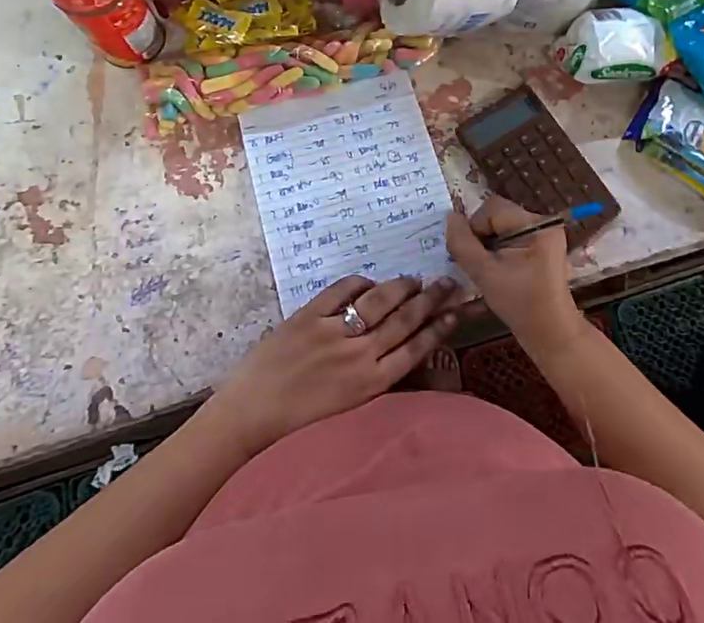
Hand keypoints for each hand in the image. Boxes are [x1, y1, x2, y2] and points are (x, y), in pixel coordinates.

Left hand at [207, 275, 458, 454]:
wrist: (248, 417)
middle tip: (447, 283)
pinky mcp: (307, 317)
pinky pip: (341, 290)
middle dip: (430, 300)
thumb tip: (399, 352)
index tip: (456, 312)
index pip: (415, 348)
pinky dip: (359, 282)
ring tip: (416, 279)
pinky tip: (370, 281)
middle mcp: (357, 356)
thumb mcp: (348, 409)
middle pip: (404, 320)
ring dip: (402, 287)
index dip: (438, 328)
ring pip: (378, 301)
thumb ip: (374, 381)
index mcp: (370, 384)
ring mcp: (332, 333)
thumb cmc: (299, 424)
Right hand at [446, 196, 585, 352]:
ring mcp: (545, 234)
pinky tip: (500, 270)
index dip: (474, 228)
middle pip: (498, 215)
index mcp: (536, 225)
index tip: (472, 256)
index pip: (491, 208)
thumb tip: (450, 218)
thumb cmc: (520, 304)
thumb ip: (462, 243)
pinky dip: (500, 249)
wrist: (551, 333)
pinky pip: (512, 236)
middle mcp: (544, 222)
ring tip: (488, 268)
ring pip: (502, 226)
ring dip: (489, 244)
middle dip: (482, 236)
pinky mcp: (543, 246)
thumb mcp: (484, 273)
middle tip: (478, 263)